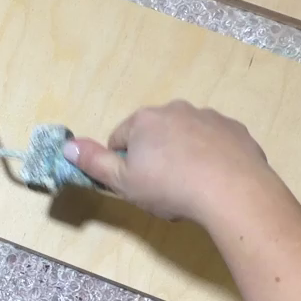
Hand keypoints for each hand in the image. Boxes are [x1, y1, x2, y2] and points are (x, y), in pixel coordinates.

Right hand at [63, 101, 284, 223]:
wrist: (231, 190)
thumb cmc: (169, 187)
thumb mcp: (123, 182)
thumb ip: (94, 163)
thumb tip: (67, 146)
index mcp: (143, 121)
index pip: (119, 139)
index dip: (122, 164)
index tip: (134, 184)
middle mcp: (175, 110)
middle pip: (153, 134)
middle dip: (153, 156)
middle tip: (160, 188)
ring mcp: (208, 117)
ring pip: (184, 136)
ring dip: (181, 155)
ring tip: (189, 186)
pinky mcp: (234, 129)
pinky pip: (213, 142)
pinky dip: (210, 157)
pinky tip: (212, 180)